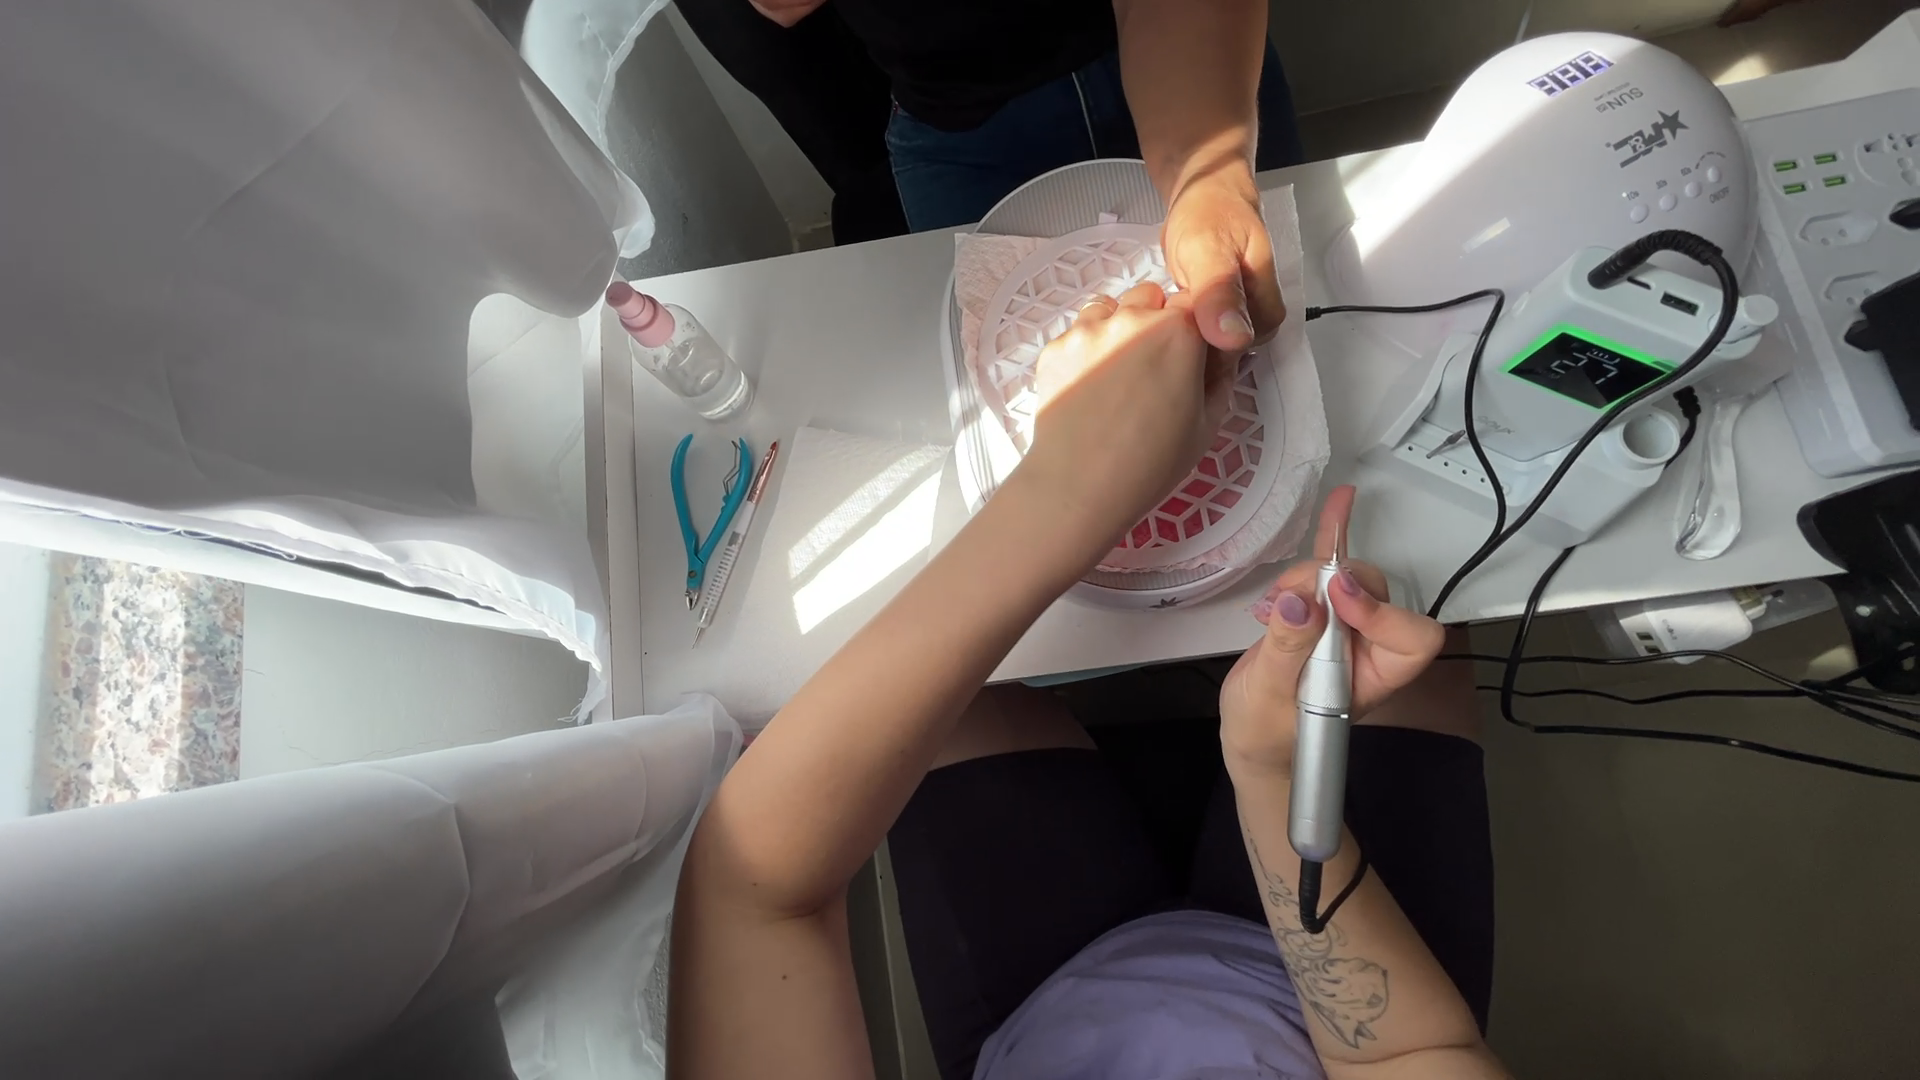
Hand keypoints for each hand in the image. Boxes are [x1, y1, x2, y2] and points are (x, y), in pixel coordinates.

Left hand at [1019, 283, 1230, 560]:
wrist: (1078, 488)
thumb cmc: (1149, 465)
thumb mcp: (1209, 425)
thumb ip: (1219, 377)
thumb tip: (1217, 357)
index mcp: (1179, 331)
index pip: (1198, 303)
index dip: (1195, 330)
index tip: (1190, 358)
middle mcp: (1132, 319)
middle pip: (1151, 298)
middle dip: (1155, 323)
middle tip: (1151, 372)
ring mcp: (1087, 330)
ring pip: (1109, 308)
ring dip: (1118, 329)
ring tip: (1116, 377)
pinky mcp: (1054, 349)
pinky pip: (1076, 334)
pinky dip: (1085, 351)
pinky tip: (1088, 389)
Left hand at [1161, 167, 1285, 351]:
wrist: (1203, 193)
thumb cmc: (1207, 214)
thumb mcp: (1208, 249)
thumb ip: (1220, 293)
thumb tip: (1235, 339)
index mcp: (1264, 307)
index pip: (1236, 356)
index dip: (1202, 359)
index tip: (1168, 350)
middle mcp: (1256, 319)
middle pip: (1224, 360)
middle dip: (1190, 357)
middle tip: (1153, 341)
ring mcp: (1237, 319)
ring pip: (1212, 354)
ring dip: (1182, 352)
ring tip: (1153, 338)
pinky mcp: (1217, 317)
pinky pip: (1201, 342)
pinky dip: (1179, 341)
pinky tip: (1159, 334)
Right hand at [1218, 485, 1447, 773]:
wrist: (1251, 738)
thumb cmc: (1264, 729)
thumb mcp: (1269, 693)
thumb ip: (1286, 648)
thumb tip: (1299, 601)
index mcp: (1373, 677)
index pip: (1410, 638)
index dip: (1379, 611)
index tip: (1333, 600)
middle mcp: (1367, 649)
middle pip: (1376, 595)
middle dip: (1333, 583)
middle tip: (1287, 596)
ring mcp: (1343, 631)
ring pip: (1347, 581)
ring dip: (1310, 576)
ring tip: (1273, 601)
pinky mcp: (1318, 616)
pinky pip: (1328, 576)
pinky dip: (1329, 544)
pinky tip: (1334, 511)